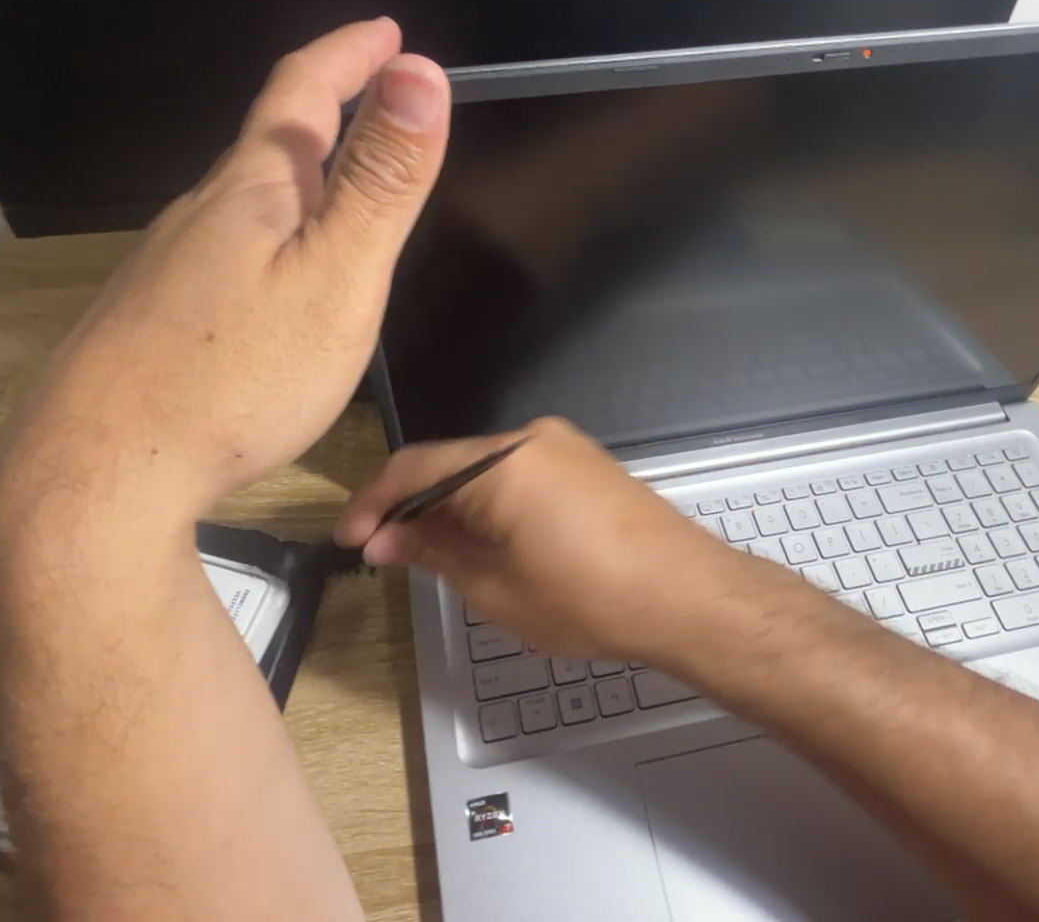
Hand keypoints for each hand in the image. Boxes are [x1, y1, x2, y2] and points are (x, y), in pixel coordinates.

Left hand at [0, 19, 450, 532]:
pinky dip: (272, 235)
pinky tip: (278, 278)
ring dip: (300, 177)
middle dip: (327, 110)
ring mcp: (173, 266)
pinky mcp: (160, 316)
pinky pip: (228, 252)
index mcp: (254, 190)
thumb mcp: (337, 276)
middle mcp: (204, 213)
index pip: (303, 91)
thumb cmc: (239, 374)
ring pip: (247, 202)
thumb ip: (381, 182)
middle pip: (270, 144)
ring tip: (341, 188)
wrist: (106, 469)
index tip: (388, 33)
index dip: (349, 54)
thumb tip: (419, 76)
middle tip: (373, 104)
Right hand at [336, 417, 776, 664]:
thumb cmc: (589, 600)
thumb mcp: (496, 588)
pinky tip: (487, 539)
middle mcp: (529, 437)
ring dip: (452, 505)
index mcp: (501, 463)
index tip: (351, 538)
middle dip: (413, 507)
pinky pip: (518, 471)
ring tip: (437, 554)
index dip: (372, 502)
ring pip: (483, 468)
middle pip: (448, 463)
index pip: (413, 468)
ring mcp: (563, 445)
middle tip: (389, 553)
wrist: (688, 594)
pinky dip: (490, 501)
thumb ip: (434, 552)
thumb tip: (387, 537)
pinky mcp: (585, 460)